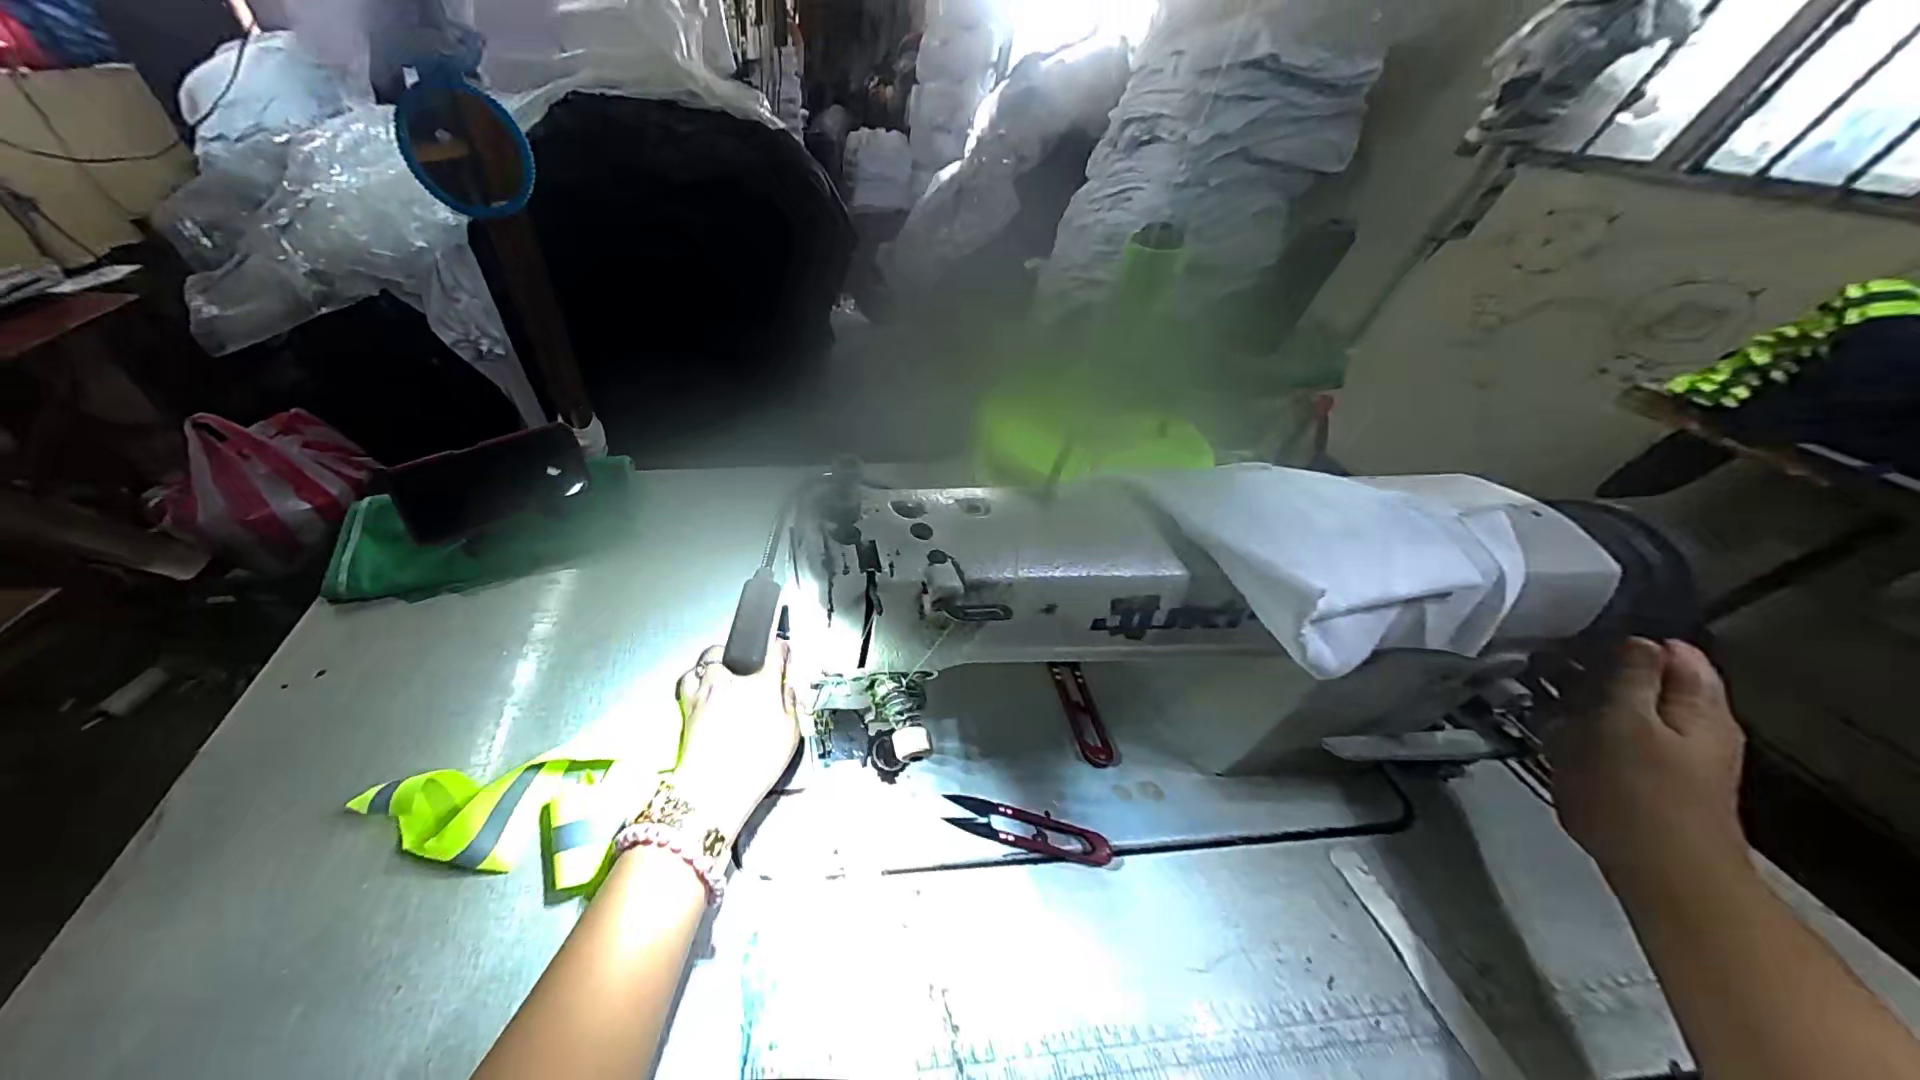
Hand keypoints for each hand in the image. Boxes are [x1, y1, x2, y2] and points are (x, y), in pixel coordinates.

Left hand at [665, 638, 800, 844]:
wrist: (713, 788)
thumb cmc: (752, 764)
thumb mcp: (790, 734)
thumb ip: (790, 704)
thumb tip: (787, 690)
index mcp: (762, 682)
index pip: (774, 649)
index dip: (781, 649)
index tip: (782, 653)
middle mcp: (732, 679)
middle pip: (736, 648)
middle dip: (745, 654)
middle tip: (752, 667)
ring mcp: (706, 690)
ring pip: (708, 659)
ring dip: (718, 663)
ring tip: (726, 674)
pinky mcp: (686, 705)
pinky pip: (688, 679)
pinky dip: (696, 679)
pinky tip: (704, 690)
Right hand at [1548, 638, 1748, 886]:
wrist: (1659, 871)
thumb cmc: (1639, 790)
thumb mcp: (1626, 722)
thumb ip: (1632, 678)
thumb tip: (1637, 641)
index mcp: (1700, 708)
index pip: (1673, 651)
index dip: (1627, 640)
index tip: (1575, 638)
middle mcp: (1693, 726)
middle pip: (1646, 681)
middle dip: (1599, 672)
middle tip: (1548, 669)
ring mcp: (1670, 754)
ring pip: (1624, 710)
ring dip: (1586, 703)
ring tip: (1543, 699)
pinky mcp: (1644, 776)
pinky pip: (1612, 738)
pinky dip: (1586, 731)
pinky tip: (1557, 736)